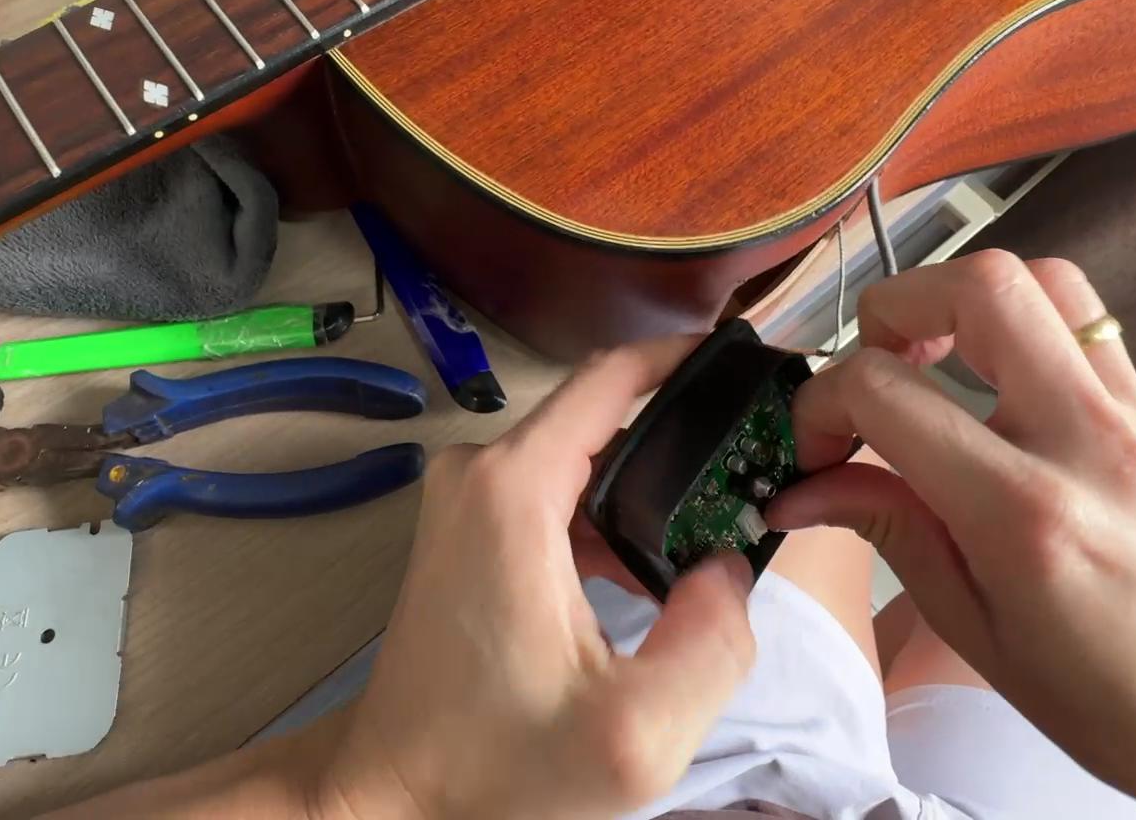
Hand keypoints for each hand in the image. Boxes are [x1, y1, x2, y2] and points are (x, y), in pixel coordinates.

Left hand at [325, 336, 756, 819]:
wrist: (392, 792)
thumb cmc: (497, 765)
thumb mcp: (633, 735)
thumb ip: (712, 644)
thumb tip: (728, 566)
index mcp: (513, 487)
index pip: (607, 378)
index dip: (675, 358)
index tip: (733, 362)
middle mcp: (480, 468)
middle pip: (596, 414)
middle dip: (673, 429)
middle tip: (744, 461)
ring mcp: (466, 491)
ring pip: (577, 453)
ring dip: (641, 479)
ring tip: (708, 519)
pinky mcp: (466, 519)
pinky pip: (551, 486)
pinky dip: (603, 509)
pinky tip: (642, 564)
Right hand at [767, 251, 1135, 818]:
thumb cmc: (1107, 700)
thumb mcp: (966, 623)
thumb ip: (880, 524)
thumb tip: (797, 488)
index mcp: (1024, 513)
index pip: (887, 392)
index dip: (821, 403)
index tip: (815, 443)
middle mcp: (1086, 441)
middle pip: (979, 290)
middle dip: (893, 308)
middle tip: (869, 365)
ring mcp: (1133, 416)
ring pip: (1040, 279)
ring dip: (958, 300)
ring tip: (925, 359)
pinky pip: (1077, 318)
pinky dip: (1010, 323)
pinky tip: (984, 383)